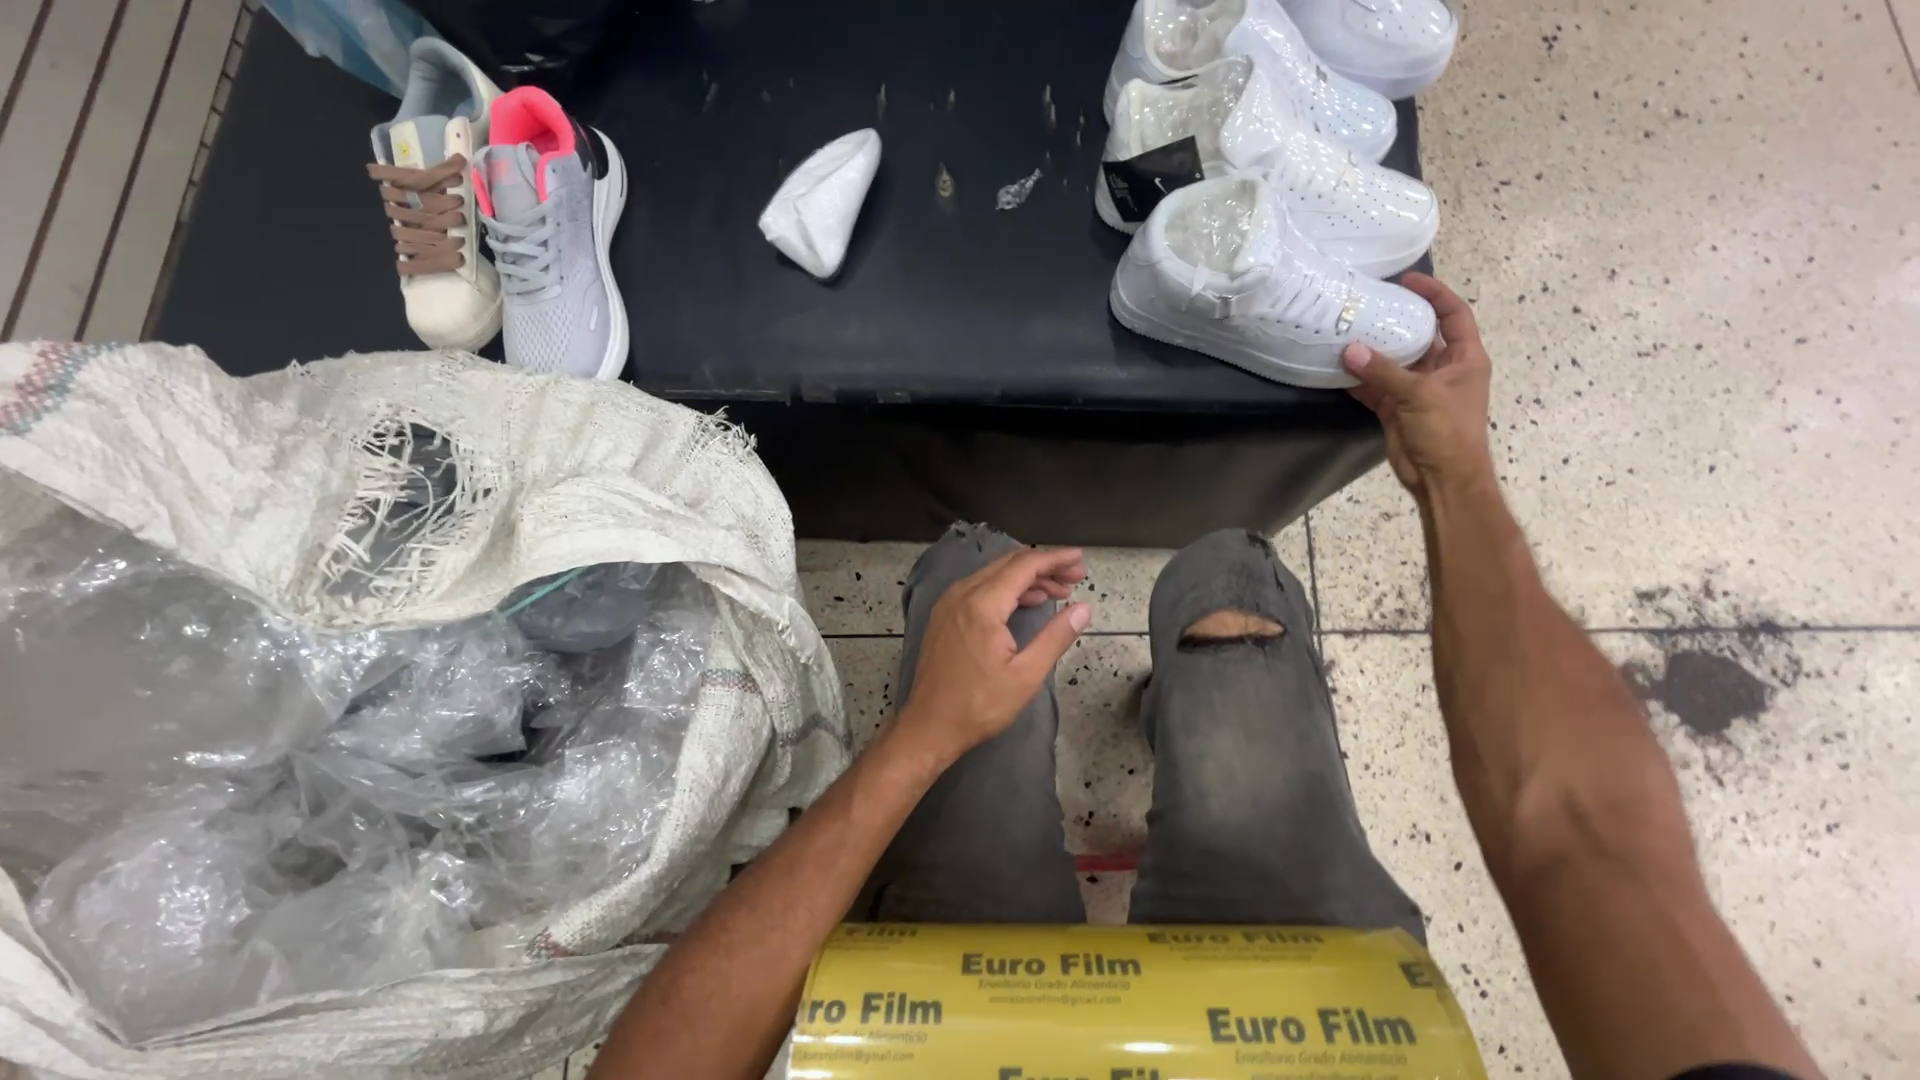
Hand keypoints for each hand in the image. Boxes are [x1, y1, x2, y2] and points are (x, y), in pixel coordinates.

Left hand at [894, 548, 1092, 764]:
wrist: (929, 726)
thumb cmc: (979, 705)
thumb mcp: (1026, 675)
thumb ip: (1056, 636)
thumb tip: (1084, 609)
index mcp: (981, 605)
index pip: (1024, 566)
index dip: (1055, 558)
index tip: (1080, 558)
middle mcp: (961, 594)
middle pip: (1008, 564)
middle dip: (1044, 566)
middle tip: (1076, 576)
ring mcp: (948, 604)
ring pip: (994, 575)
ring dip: (1026, 578)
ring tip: (1059, 591)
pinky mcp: (944, 616)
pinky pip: (979, 588)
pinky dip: (1007, 589)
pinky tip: (1027, 602)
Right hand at [1342, 273, 1494, 500]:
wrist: (1443, 478)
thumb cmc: (1447, 431)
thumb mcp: (1419, 395)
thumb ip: (1384, 372)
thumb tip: (1350, 350)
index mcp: (1464, 358)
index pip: (1453, 315)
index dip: (1435, 294)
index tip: (1408, 280)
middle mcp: (1442, 369)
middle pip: (1418, 336)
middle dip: (1394, 321)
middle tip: (1367, 304)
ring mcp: (1418, 390)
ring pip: (1393, 362)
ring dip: (1371, 352)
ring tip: (1345, 331)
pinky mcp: (1397, 408)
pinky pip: (1375, 387)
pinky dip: (1358, 380)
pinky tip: (1337, 368)